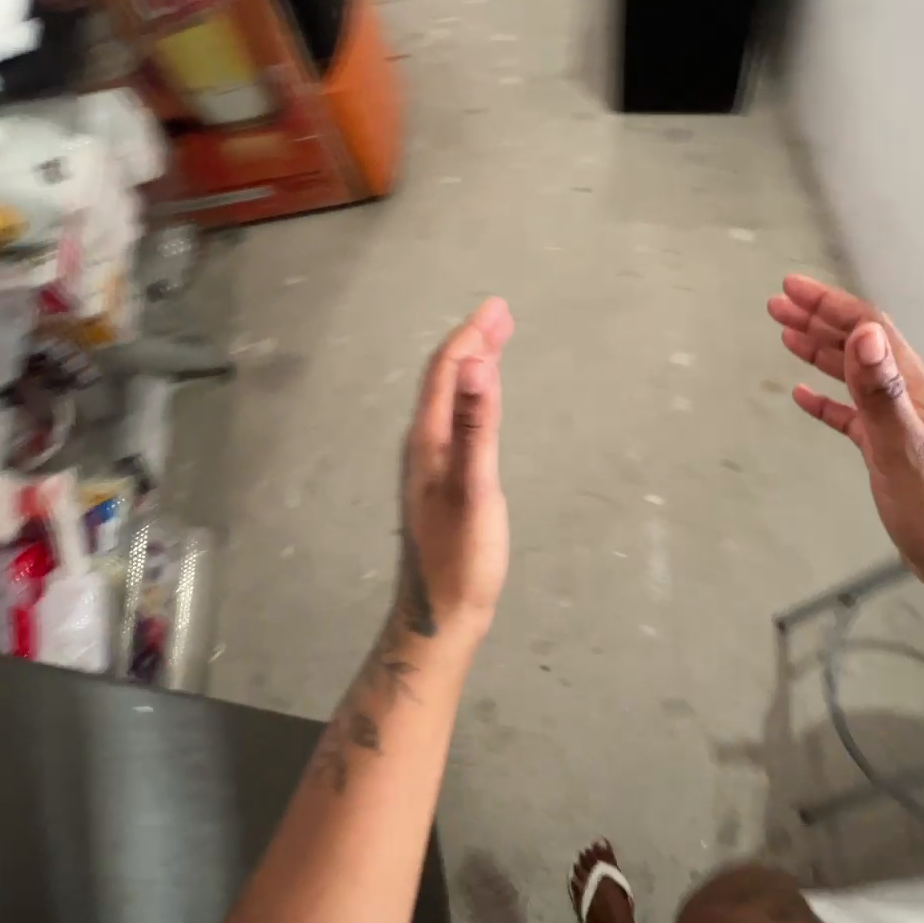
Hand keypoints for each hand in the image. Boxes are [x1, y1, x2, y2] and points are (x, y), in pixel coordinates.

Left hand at [394, 298, 515, 640]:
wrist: (439, 614)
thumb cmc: (461, 558)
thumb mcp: (475, 490)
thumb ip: (476, 428)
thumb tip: (476, 363)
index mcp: (428, 440)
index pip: (446, 372)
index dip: (470, 336)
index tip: (497, 308)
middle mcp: (422, 445)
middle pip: (444, 381)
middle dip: (471, 343)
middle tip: (500, 315)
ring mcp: (429, 465)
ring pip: (447, 400)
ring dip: (470, 367)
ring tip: (493, 346)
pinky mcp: (440, 482)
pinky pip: (453, 421)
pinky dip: (471, 398)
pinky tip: (479, 405)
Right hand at [767, 275, 923, 605]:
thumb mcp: (905, 447)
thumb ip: (882, 391)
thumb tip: (863, 335)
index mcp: (912, 387)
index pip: (868, 329)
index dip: (829, 305)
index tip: (791, 289)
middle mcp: (904, 396)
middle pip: (857, 344)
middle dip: (817, 318)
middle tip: (778, 303)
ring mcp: (894, 421)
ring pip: (851, 373)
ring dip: (818, 350)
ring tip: (785, 333)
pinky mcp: (884, 448)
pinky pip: (848, 412)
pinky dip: (824, 399)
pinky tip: (803, 395)